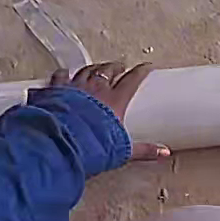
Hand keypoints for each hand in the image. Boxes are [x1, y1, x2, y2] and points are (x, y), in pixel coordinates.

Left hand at [50, 62, 168, 161]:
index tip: (146, 67)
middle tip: (120, 67)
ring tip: (96, 68)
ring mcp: (75, 87)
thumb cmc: (91, 146)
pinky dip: (64, 73)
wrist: (61, 143)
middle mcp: (96, 88)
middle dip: (116, 67)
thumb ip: (144, 150)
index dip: (141, 71)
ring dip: (93, 68)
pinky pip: (61, 75)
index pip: (132, 80)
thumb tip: (163, 153)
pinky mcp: (56, 89)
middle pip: (108, 70)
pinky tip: (64, 73)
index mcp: (115, 100)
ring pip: (87, 69)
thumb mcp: (123, 150)